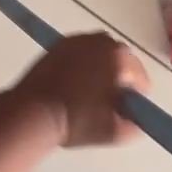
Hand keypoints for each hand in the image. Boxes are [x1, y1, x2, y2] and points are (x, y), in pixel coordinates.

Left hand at [10, 32, 149, 147]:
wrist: (33, 112)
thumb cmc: (76, 120)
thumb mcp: (113, 132)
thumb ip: (135, 126)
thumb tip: (138, 121)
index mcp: (119, 58)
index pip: (139, 76)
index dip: (138, 95)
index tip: (131, 109)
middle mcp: (102, 41)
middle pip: (121, 60)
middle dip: (120, 78)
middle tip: (113, 101)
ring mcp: (79, 40)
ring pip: (100, 53)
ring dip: (102, 68)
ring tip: (92, 91)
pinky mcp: (59, 44)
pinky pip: (81, 52)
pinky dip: (83, 63)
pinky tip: (75, 83)